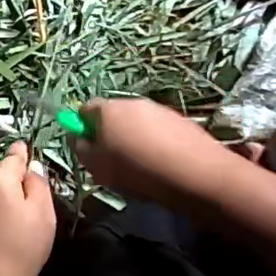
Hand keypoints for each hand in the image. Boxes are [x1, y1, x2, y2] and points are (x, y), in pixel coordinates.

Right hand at [73, 98, 243, 208]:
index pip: (84, 108)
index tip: (90, 148)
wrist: (195, 174)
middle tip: (113, 159)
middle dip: (110, 132)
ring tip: (141, 165)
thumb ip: (81, 148)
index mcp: (107, 109)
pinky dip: (156, 143)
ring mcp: (160, 109)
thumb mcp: (96, 167)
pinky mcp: (182, 120)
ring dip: (134, 138)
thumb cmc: (136, 170)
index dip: (83, 127)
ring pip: (137, 122)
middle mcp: (132, 102)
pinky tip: (162, 164)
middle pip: (113, 114)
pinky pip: (159, 130)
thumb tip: (80, 138)